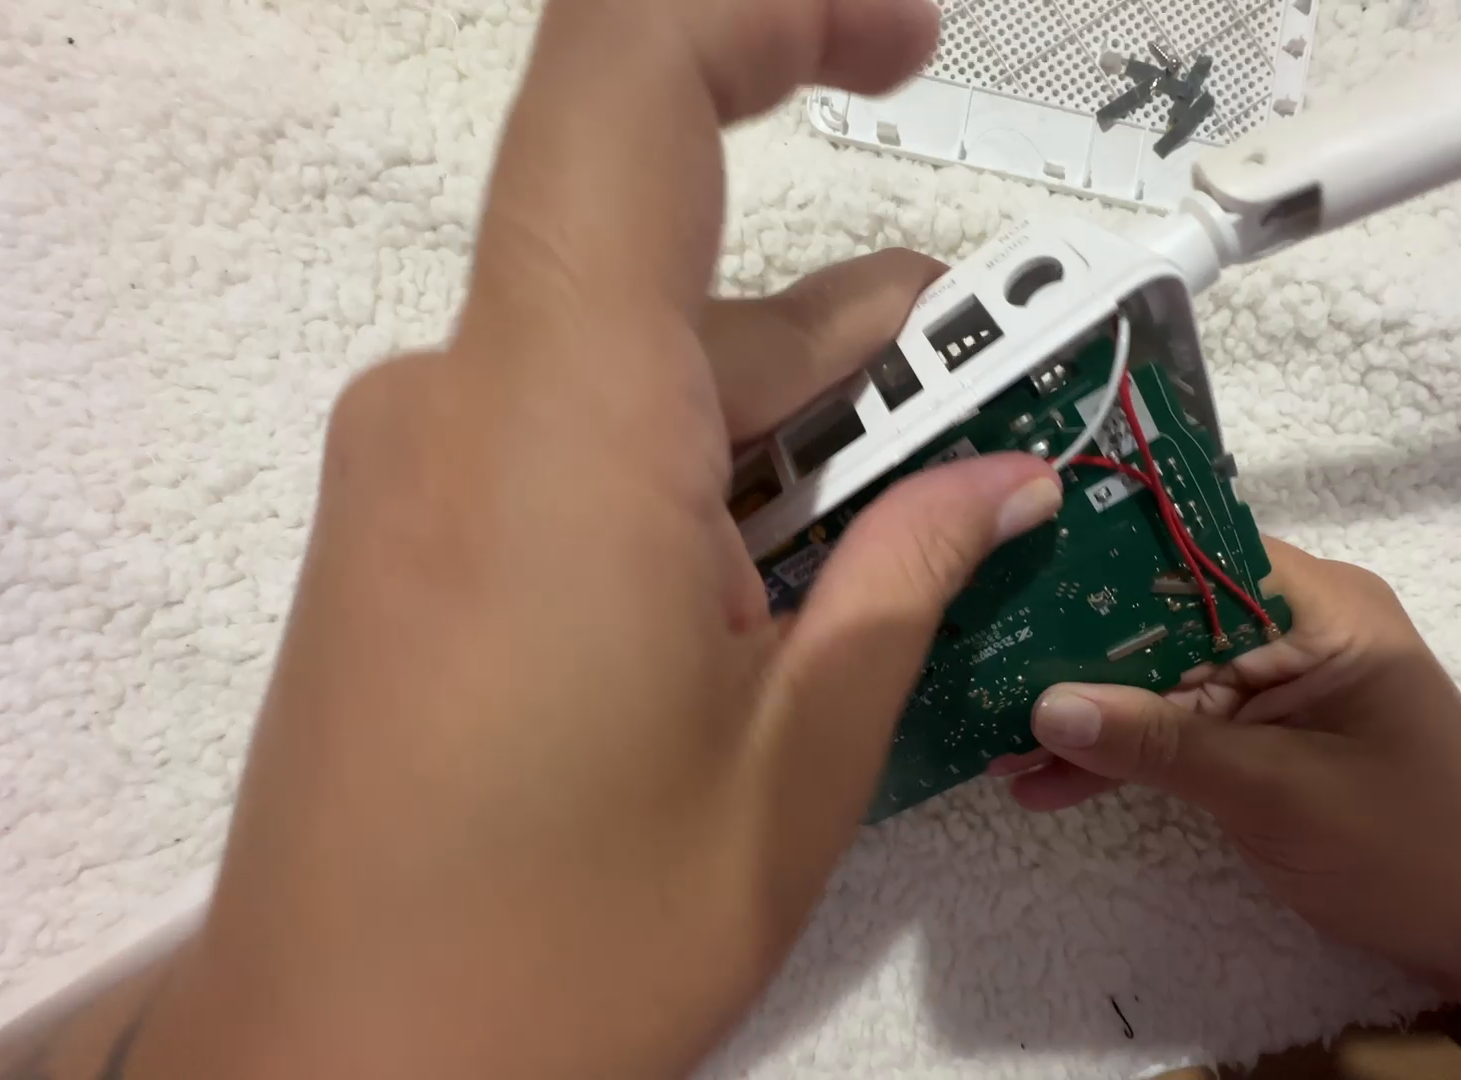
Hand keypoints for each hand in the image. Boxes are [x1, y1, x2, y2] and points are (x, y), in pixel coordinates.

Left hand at [144, 3, 1063, 1077]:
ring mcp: (447, 465)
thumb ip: (913, 575)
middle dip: (880, 340)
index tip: (906, 32)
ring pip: (672, 373)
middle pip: (710, 282)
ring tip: (944, 503)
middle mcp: (476, 402)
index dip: (775, 11)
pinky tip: (819, 555)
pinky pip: (616, 438)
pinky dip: (735, 470)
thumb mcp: (802, 753)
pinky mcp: (446, 531)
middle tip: (1014, 410)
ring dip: (815, 423)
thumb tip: (1012, 482)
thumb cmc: (581, 936)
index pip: (631, 88)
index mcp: (562, 420)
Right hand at [992, 539, 1460, 979]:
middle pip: (1159, 616)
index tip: (1023, 581)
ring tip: (1000, 740)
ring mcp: (1262, 676)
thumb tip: (1045, 707)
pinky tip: (1048, 783)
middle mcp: (1285, 623)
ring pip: (1153, 673)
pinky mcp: (1247, 724)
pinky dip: (1119, 752)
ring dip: (1087, 712)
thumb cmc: (1411, 851)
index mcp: (1317, 605)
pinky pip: (1169, 722)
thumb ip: (1160, 744)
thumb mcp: (1277, 793)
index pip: (1194, 553)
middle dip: (1076, 654)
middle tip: (989, 666)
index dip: (1106, 564)